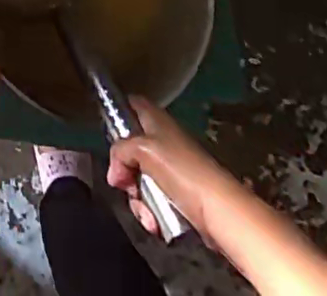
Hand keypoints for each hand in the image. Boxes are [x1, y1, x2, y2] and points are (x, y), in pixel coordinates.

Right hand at [107, 97, 241, 239]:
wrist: (219, 210)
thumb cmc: (182, 171)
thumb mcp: (144, 150)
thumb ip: (120, 151)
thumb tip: (115, 174)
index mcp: (156, 120)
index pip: (132, 104)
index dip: (118, 112)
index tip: (107, 132)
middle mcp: (162, 140)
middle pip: (130, 149)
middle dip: (124, 171)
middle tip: (127, 184)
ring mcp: (170, 168)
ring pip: (139, 178)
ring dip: (138, 199)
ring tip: (147, 213)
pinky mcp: (177, 194)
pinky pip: (152, 199)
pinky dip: (151, 212)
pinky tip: (155, 223)